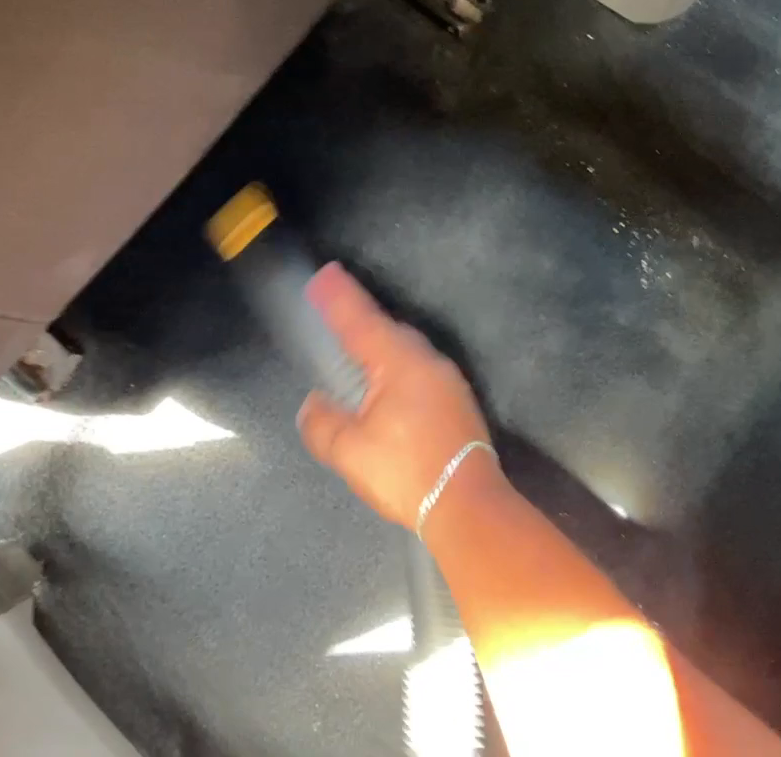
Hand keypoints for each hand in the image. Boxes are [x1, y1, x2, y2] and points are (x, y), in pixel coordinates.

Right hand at [296, 263, 496, 528]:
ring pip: (407, 350)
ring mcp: (448, 381)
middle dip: (360, 320)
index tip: (324, 274)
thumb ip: (322, 423)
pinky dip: (398, 367)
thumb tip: (312, 403)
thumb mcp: (350, 452)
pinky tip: (390, 388)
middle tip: (335, 316)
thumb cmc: (406, 472)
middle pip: (387, 330)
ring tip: (359, 354)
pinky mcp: (458, 402)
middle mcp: (426, 361)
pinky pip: (420, 370)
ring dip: (381, 346)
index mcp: (398, 363)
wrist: (467, 505)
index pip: (359, 321)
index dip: (338, 298)